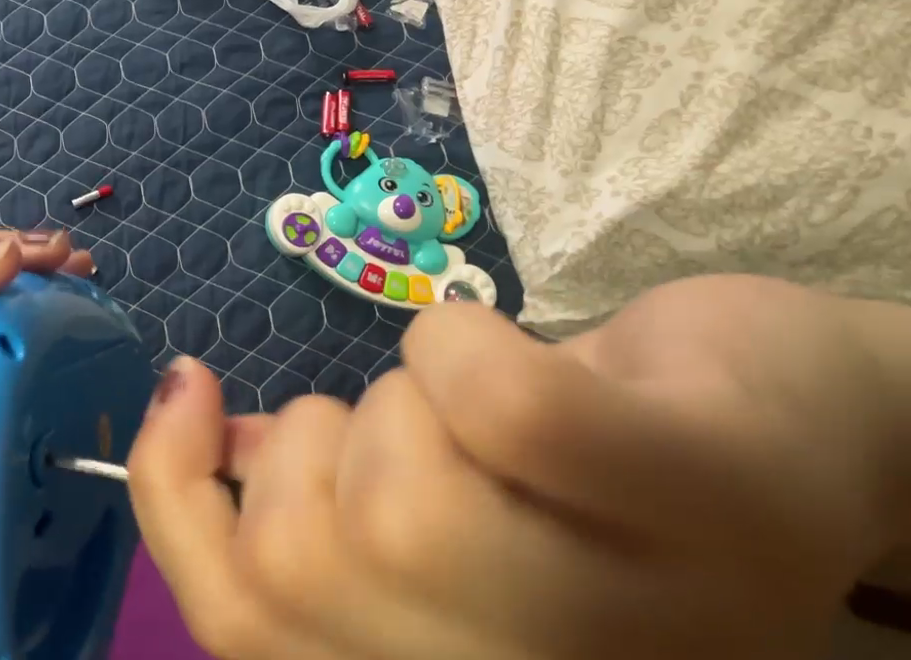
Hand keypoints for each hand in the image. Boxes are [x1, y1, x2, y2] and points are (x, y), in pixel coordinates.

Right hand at [128, 275, 910, 659]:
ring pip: (395, 491)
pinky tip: (502, 345)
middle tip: (396, 429)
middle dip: (316, 444)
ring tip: (478, 410)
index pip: (242, 628)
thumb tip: (187, 421)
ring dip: (400, 397)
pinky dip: (462, 342)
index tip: (188, 394)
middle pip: (305, 556)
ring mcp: (636, 622)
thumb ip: (292, 494)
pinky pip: (499, 407)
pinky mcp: (703, 498)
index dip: (176, 500)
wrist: (794, 424)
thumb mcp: (399, 498)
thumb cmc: (561, 465)